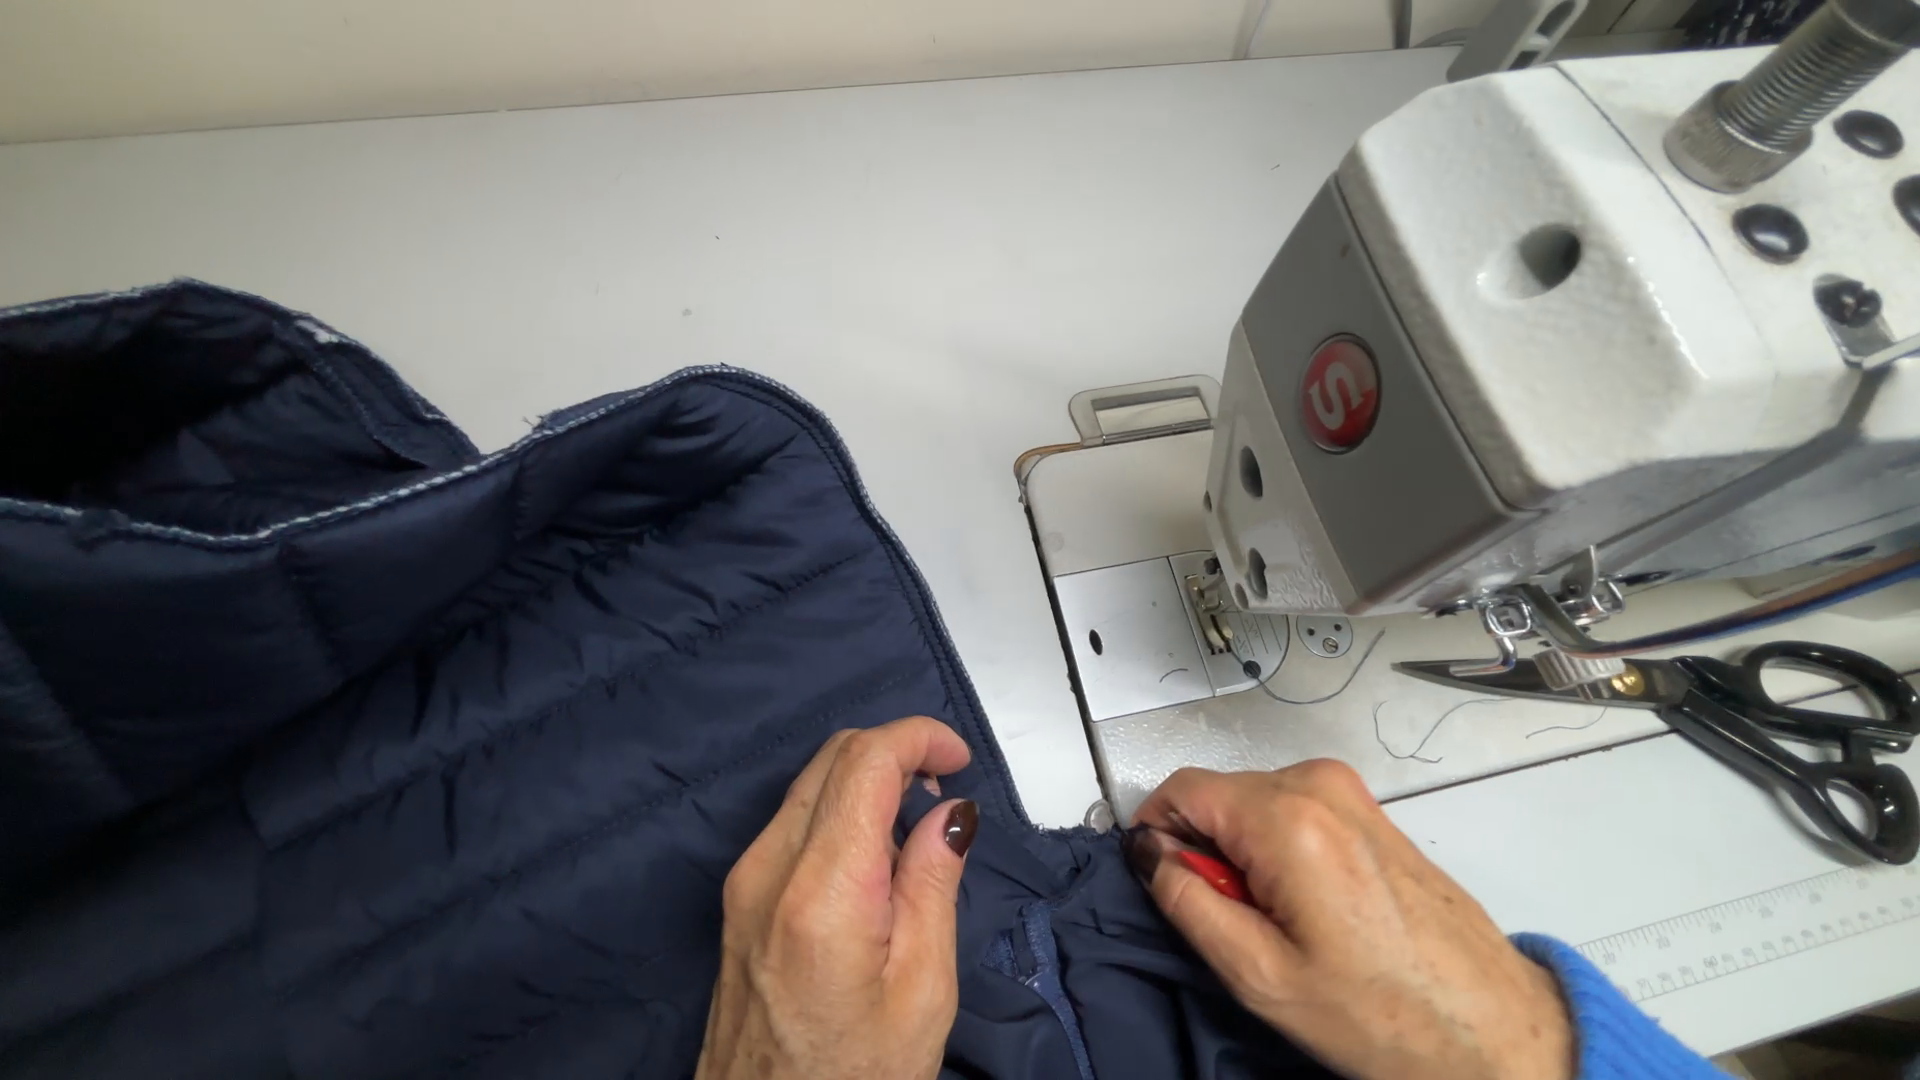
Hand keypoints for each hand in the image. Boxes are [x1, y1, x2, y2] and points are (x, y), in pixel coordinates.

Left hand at [694, 716, 978, 1079]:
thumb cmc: (855, 1078)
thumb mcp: (922, 988)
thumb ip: (934, 881)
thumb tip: (951, 809)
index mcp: (822, 892)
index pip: (865, 762)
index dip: (917, 738)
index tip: (957, 756)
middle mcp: (769, 868)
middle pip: (834, 755)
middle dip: (896, 748)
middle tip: (943, 783)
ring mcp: (745, 877)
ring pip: (813, 778)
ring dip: (869, 773)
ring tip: (915, 817)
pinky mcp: (740, 892)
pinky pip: (796, 813)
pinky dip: (842, 802)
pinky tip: (873, 848)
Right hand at [1129, 761, 1573, 1079]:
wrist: (1498, 1033)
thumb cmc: (1377, 1012)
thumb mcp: (1257, 972)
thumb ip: (1185, 899)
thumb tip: (1148, 851)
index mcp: (1286, 817)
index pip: (1182, 789)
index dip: (1156, 828)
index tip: (1165, 879)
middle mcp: (1316, 783)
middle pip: (1218, 794)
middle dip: (1204, 845)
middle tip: (1230, 915)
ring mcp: (1348, 790)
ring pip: (1251, 800)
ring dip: (1239, 847)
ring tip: (1275, 915)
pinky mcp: (1367, 807)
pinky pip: (1289, 806)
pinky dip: (1274, 842)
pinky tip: (1307, 901)